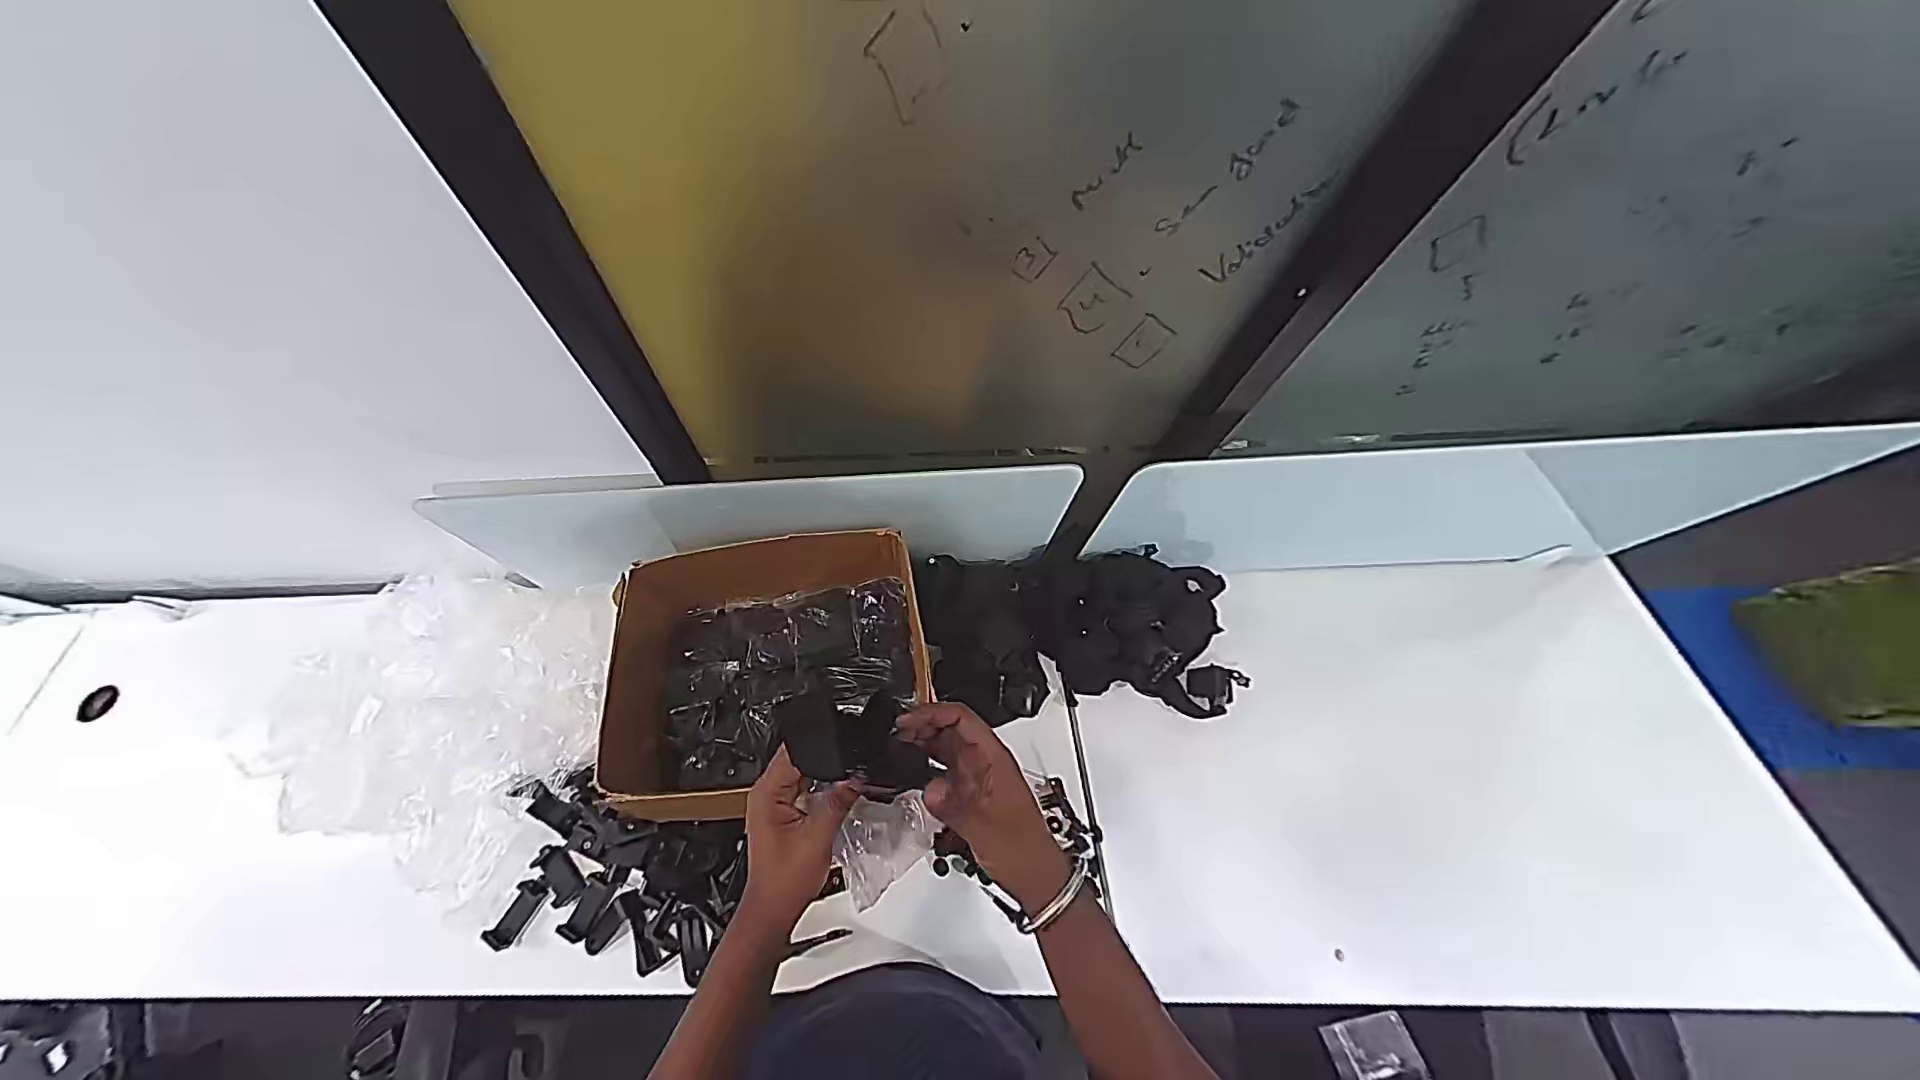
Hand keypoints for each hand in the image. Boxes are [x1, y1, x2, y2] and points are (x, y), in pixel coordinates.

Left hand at [740, 748, 857, 934]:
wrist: (775, 910)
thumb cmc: (783, 882)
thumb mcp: (818, 836)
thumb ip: (838, 801)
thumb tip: (856, 778)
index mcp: (766, 793)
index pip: (793, 751)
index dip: (819, 747)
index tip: (841, 751)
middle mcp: (765, 794)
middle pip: (799, 759)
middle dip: (824, 762)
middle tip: (844, 773)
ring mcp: (773, 802)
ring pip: (804, 772)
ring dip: (823, 777)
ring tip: (837, 790)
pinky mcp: (782, 811)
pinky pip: (805, 787)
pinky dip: (820, 790)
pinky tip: (831, 802)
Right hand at [896, 703, 1070, 913]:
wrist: (1036, 876)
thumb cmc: (1025, 850)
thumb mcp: (984, 829)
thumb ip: (954, 807)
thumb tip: (930, 790)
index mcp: (995, 758)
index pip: (963, 718)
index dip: (933, 713)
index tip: (910, 721)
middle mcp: (986, 762)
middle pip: (951, 727)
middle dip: (923, 724)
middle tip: (897, 732)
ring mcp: (978, 775)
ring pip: (947, 746)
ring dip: (923, 742)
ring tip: (898, 745)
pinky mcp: (970, 791)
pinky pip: (945, 769)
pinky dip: (927, 765)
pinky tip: (912, 770)